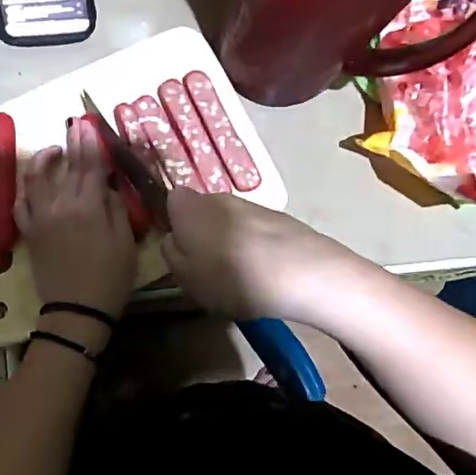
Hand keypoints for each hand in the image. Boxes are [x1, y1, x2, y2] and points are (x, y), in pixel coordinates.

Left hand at [15, 118, 136, 318]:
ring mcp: (40, 219)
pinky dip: (26, 190)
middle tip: (76, 126)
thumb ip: (116, 207)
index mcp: (88, 207)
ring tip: (53, 152)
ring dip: (43, 160)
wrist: (77, 310)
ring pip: (34, 179)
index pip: (90, 165)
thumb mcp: (125, 241)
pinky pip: (20, 205)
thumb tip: (108, 184)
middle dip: (71, 143)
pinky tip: (34, 186)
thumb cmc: (110, 278)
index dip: (90, 143)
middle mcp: (60, 206)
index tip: (89, 125)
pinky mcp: (29, 233)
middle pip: (65, 166)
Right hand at [161, 188, 362, 321]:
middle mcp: (219, 197)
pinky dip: (254, 246)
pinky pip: (255, 231)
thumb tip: (173, 239)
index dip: (173, 225)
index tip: (180, 252)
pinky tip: (264, 273)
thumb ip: (171, 254)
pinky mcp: (281, 218)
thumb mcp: (185, 277)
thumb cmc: (231, 277)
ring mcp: (253, 205)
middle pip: (202, 211)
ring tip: (238, 276)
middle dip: (201, 233)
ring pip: (229, 221)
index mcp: (189, 207)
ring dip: (229, 241)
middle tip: (206, 268)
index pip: (171, 201)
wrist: (304, 273)